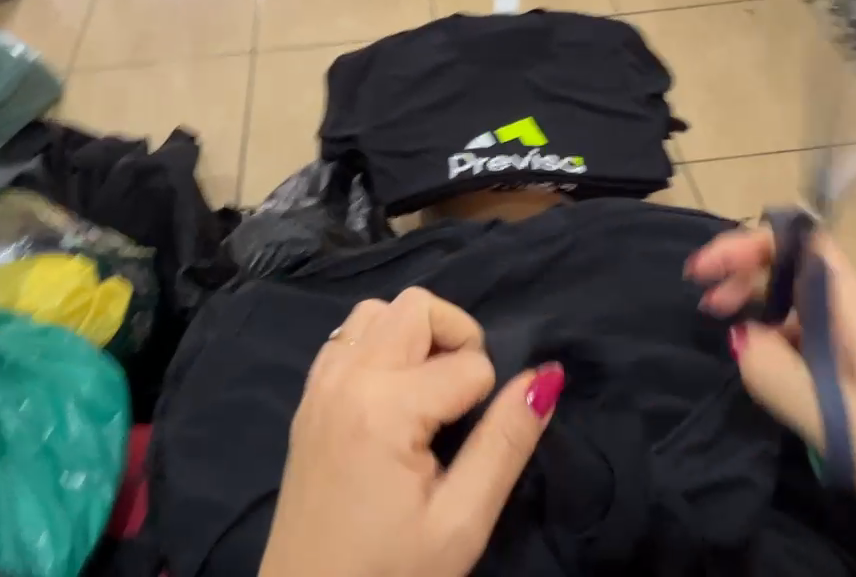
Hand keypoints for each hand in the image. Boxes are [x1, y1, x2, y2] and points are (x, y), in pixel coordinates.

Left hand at [260, 288, 563, 576]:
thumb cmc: (390, 576)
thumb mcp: (461, 522)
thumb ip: (506, 442)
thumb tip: (547, 376)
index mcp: (385, 406)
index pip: (467, 362)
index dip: (489, 397)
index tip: (471, 445)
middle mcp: (347, 376)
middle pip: (417, 306)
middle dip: (456, 337)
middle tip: (463, 399)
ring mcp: (320, 383)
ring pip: (377, 310)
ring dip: (414, 334)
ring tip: (428, 392)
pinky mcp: (307, 397)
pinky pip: (347, 336)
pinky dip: (378, 344)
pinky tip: (391, 395)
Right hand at [686, 230, 855, 576]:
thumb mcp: (832, 419)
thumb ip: (774, 371)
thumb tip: (738, 334)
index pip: (804, 244)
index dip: (751, 242)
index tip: (707, 270)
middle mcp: (854, 317)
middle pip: (794, 265)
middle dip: (743, 270)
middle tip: (704, 302)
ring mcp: (854, 345)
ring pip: (794, 299)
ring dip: (752, 300)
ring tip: (719, 325)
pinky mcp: (850, 373)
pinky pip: (800, 333)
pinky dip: (768, 333)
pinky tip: (754, 360)